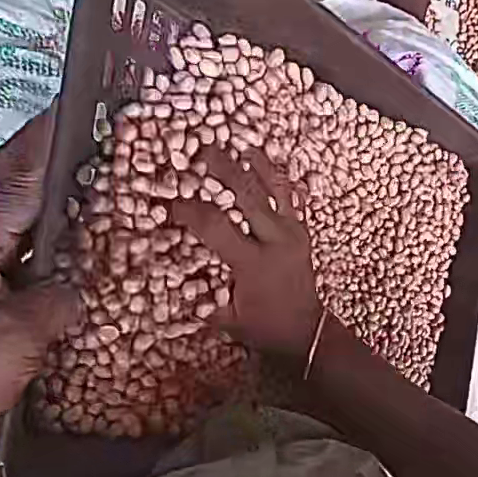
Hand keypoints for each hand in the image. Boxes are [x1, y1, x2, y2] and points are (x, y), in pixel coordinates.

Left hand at [0, 112, 79, 461]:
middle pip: (17, 193)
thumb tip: (83, 287)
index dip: (45, 141)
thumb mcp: (14, 336)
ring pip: (25, 228)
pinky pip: (31, 263)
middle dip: (53, 164)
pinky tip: (88, 255)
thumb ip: (56, 301)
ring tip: (102, 189)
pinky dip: (59, 252)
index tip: (75, 106)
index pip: (16, 179)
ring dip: (59, 207)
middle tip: (99, 142)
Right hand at [168, 150, 322, 358]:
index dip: (189, 211)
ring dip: (251, 165)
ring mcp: (293, 232)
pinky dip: (273, 177)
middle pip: (246, 194)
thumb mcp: (228, 319)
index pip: (216, 226)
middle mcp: (276, 241)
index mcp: (254, 263)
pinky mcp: (301, 231)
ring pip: (272, 189)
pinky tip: (260, 161)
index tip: (171, 204)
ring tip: (234, 146)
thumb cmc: (265, 326)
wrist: (306, 330)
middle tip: (201, 153)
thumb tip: (170, 280)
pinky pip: (287, 196)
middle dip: (222, 170)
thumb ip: (201, 300)